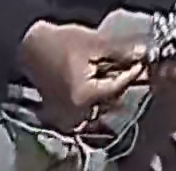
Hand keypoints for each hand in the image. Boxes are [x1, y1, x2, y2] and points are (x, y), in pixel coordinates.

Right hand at [18, 21, 146, 132]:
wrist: (31, 52)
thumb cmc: (60, 45)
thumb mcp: (93, 45)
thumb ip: (119, 53)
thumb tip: (143, 54)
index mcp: (84, 99)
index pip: (116, 89)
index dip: (131, 75)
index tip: (142, 64)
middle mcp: (76, 115)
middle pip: (108, 102)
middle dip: (119, 86)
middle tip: (131, 70)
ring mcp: (69, 120)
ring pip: (98, 108)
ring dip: (108, 94)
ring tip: (112, 76)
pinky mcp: (64, 119)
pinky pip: (86, 112)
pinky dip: (94, 100)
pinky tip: (97, 85)